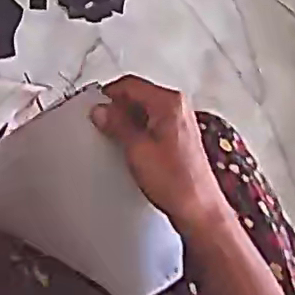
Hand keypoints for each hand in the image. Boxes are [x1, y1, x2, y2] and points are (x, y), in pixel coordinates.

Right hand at [90, 75, 229, 235]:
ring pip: (145, 107)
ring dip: (128, 118)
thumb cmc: (176, 182)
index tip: (95, 106)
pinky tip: (130, 145)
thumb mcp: (138, 150)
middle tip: (102, 122)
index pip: (131, 84)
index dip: (109, 93)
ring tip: (114, 136)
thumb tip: (102, 110)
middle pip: (139, 93)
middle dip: (118, 106)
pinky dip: (139, 127)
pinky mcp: (179, 134)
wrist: (199, 210)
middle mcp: (178, 105)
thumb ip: (117, 125)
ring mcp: (180, 119)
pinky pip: (153, 120)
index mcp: (169, 102)